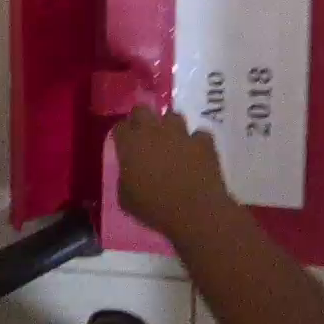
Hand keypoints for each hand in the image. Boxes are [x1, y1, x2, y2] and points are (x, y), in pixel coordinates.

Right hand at [111, 107, 235, 239]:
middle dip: (142, 119)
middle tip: (144, 136)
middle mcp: (153, 131)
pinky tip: (196, 153)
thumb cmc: (154, 208)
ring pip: (173, 116)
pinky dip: (197, 142)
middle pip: (142, 110)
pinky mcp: (204, 142)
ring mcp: (180, 133)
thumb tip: (129, 174)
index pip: (120, 127)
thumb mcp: (126, 198)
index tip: (124, 145)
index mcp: (130, 144)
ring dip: (171, 127)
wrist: (195, 212)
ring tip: (172, 142)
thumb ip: (125, 178)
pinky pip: (200, 135)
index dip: (122, 135)